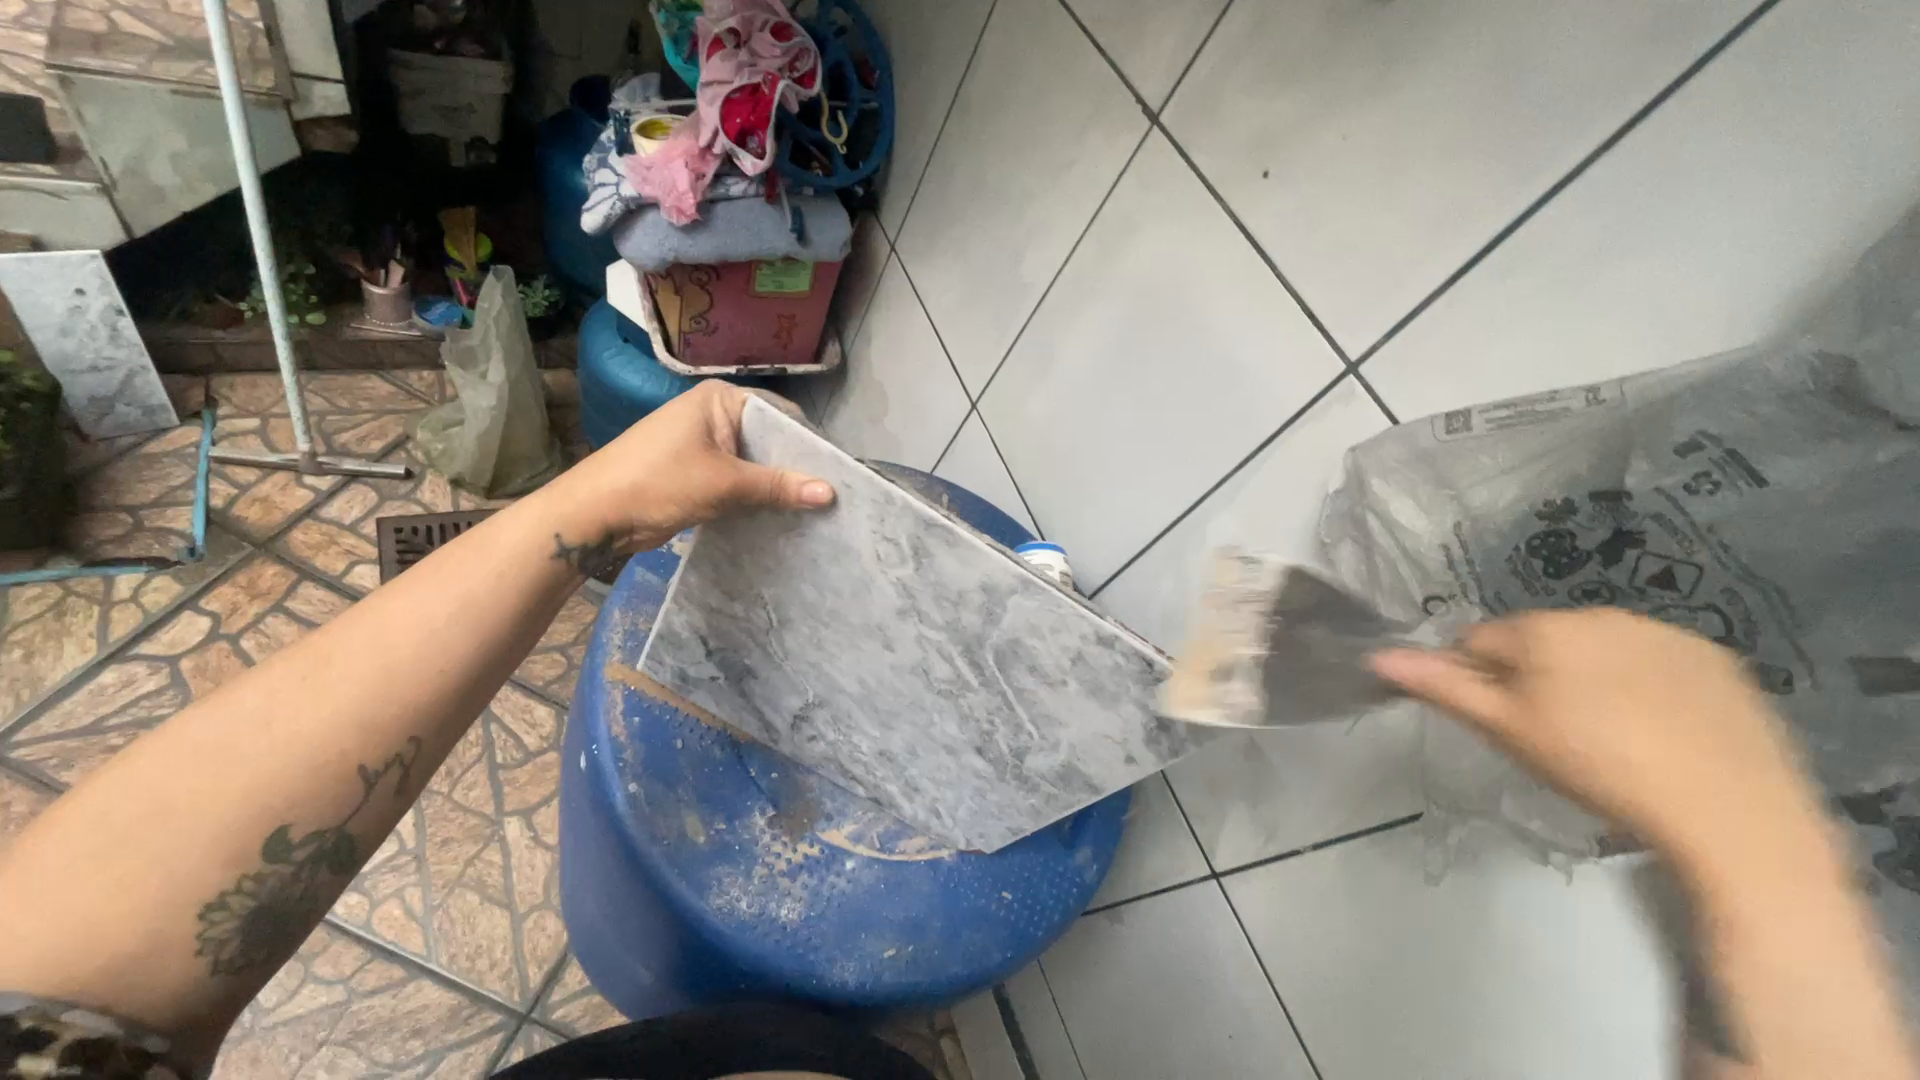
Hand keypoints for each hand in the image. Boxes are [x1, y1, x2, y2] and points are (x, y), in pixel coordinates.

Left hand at [542, 381, 833, 568]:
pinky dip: (757, 497)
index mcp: (721, 399)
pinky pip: (741, 481)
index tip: (838, 475)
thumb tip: (830, 493)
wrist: (595, 514)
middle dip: (796, 468)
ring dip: (777, 486)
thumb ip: (778, 487)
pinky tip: (781, 517)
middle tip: (831, 497)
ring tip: (814, 510)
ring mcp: (706, 445)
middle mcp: (716, 415)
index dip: (810, 445)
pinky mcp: (699, 473)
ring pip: (756, 464)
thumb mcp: (725, 484)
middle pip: (771, 440)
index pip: (783, 415)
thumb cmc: (659, 482)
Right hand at [1370, 609, 1822, 861]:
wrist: (1730, 811)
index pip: (1476, 640)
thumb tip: (1377, 656)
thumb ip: (1442, 686)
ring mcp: (1662, 631)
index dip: (1477, 680)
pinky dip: (1642, 682)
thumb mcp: (1505, 730)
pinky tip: (1656, 727)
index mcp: (1541, 628)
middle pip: (1536, 640)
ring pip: (1594, 647)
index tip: (1501, 723)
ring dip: (1585, 675)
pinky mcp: (1714, 657)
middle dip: (1531, 675)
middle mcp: (1598, 614)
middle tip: (1550, 734)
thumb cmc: (1595, 765)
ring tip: (1607, 734)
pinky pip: (1651, 659)